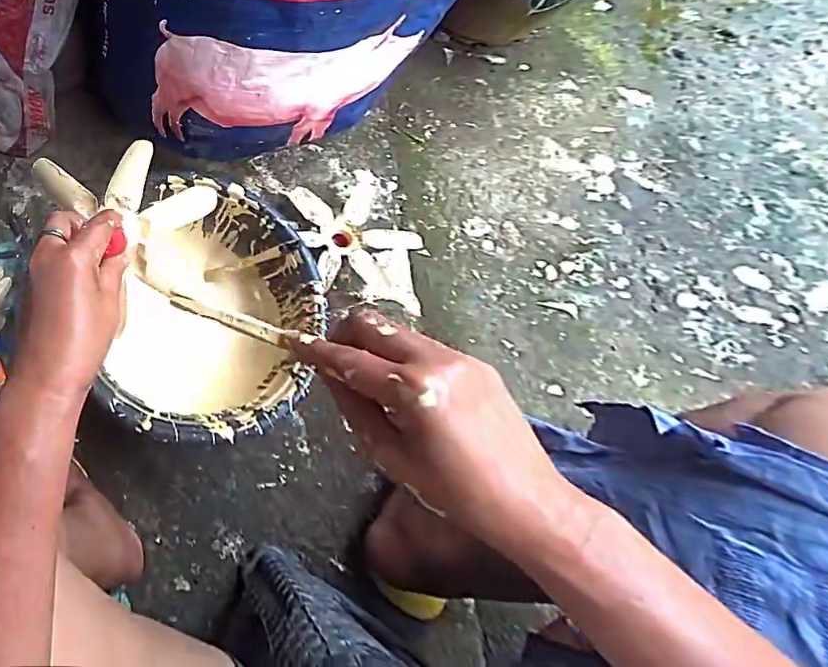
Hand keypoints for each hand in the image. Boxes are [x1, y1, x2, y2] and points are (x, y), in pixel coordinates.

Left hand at [17, 209, 127, 402]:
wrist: (46, 375)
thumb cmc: (83, 342)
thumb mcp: (110, 303)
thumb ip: (113, 268)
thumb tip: (120, 250)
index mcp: (71, 256)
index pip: (97, 224)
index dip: (113, 222)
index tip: (123, 226)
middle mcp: (47, 253)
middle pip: (65, 221)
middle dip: (85, 226)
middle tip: (104, 247)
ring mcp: (33, 267)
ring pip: (53, 237)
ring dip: (72, 241)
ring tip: (94, 266)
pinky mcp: (28, 281)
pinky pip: (47, 256)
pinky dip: (62, 257)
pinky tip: (78, 281)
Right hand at [291, 311, 587, 547]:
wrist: (531, 505)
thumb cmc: (457, 494)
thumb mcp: (391, 455)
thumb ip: (355, 407)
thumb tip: (331, 376)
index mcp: (413, 390)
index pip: (351, 359)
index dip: (318, 351)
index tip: (296, 342)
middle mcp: (436, 361)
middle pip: (371, 323)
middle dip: (343, 335)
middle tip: (333, 358)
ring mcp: (459, 358)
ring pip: (396, 331)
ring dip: (373, 345)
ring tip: (371, 379)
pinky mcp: (475, 363)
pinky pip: (423, 346)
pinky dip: (401, 357)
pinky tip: (405, 388)